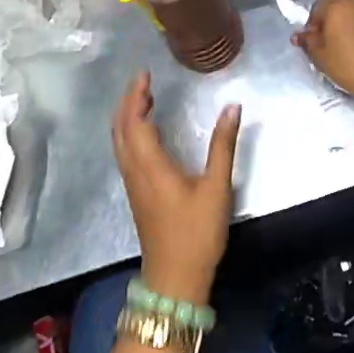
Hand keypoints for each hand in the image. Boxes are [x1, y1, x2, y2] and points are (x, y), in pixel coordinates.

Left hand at [112, 71, 241, 301]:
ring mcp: (133, 185)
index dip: (136, 96)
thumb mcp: (217, 186)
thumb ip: (223, 144)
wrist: (175, 278)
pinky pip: (126, 153)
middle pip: (121, 130)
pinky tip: (147, 131)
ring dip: (128, 117)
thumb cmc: (197, 232)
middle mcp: (135, 172)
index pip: (135, 122)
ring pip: (121, 142)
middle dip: (128, 103)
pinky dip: (131, 133)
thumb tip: (233, 106)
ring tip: (145, 99)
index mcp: (151, 166)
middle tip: (144, 81)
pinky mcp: (137, 194)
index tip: (145, 74)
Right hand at [292, 0, 353, 99]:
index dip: (313, 23)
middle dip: (333, 18)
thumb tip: (300, 35)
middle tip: (332, 39)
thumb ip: (308, 41)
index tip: (314, 40)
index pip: (318, 8)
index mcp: (337, 7)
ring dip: (352, 20)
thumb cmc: (347, 66)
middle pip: (339, 5)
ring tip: (352, 42)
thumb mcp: (320, 57)